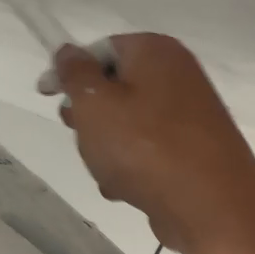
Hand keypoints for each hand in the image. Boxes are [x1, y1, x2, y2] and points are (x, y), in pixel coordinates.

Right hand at [39, 32, 254, 253]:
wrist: (208, 205)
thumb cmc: (143, 146)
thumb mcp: (94, 104)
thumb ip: (75, 73)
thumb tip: (67, 51)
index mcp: (155, 52)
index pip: (100, 49)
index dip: (68, 71)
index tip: (46, 97)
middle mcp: (177, 74)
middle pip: (112, 86)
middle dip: (88, 115)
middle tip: (80, 134)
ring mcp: (188, 113)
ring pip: (124, 122)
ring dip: (104, 146)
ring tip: (105, 169)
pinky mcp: (191, 147)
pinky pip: (145, 148)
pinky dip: (129, 164)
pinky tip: (126, 185)